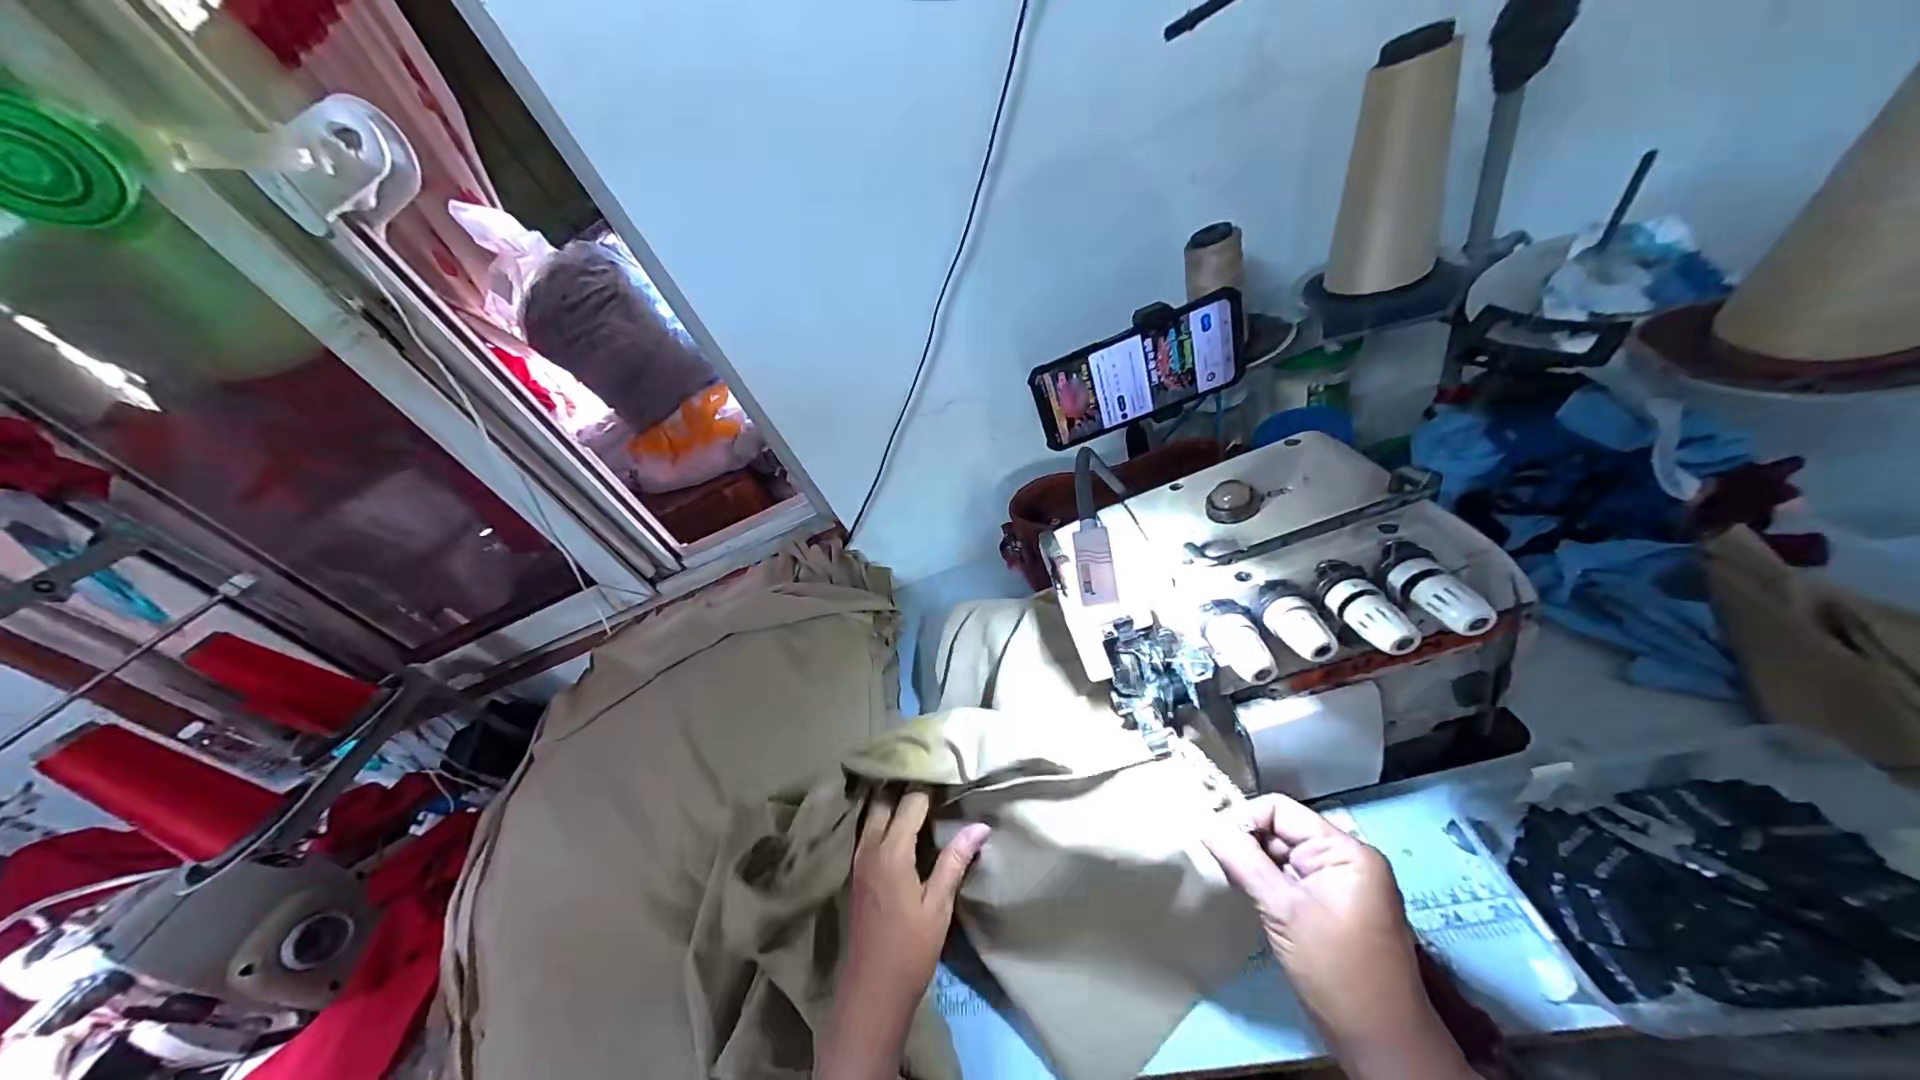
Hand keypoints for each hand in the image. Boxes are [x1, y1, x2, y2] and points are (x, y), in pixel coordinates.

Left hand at [818, 790, 989, 1079]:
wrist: (872, 990)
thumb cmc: (910, 949)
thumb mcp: (939, 906)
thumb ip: (955, 861)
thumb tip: (980, 826)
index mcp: (891, 852)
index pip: (910, 803)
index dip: (929, 786)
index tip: (947, 773)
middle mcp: (869, 847)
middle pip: (883, 800)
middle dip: (904, 786)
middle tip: (931, 778)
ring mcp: (858, 859)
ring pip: (871, 814)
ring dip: (891, 800)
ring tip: (919, 794)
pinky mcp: (855, 871)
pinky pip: (867, 830)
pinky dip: (882, 818)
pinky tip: (900, 823)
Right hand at [1203, 795, 1474, 1079]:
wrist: (1380, 1043)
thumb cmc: (1335, 971)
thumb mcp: (1282, 909)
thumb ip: (1242, 860)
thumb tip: (1206, 826)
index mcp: (1346, 851)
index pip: (1281, 810)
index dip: (1244, 820)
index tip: (1216, 845)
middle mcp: (1347, 859)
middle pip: (1282, 829)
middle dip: (1249, 844)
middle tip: (1221, 867)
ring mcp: (1343, 884)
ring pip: (1285, 854)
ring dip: (1257, 865)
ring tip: (1235, 884)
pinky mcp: (1335, 906)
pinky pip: (1293, 878)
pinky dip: (1270, 883)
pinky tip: (1253, 898)